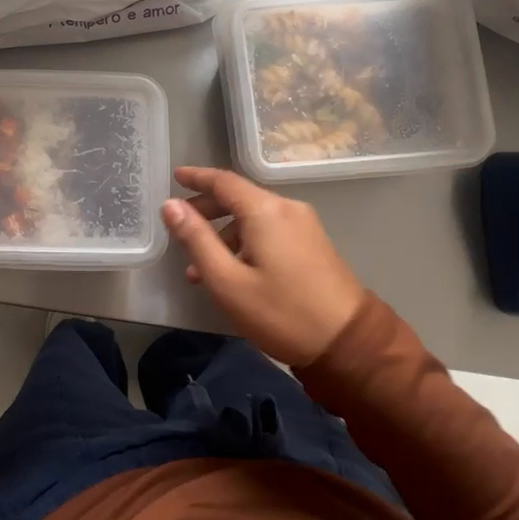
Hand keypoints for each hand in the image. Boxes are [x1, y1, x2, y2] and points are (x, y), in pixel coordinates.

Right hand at [160, 166, 367, 366]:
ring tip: (200, 269)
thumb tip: (171, 205)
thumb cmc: (281, 312)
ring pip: (254, 218)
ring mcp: (304, 226)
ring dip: (224, 234)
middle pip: (239, 197)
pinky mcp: (313, 244)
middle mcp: (287, 209)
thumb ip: (196, 240)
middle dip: (207, 209)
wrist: (347, 343)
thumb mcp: (227, 281)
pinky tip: (233, 271)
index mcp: (266, 211)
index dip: (196, 177)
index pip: (224, 181)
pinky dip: (245, 241)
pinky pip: (270, 231)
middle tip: (179, 226)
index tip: (175, 176)